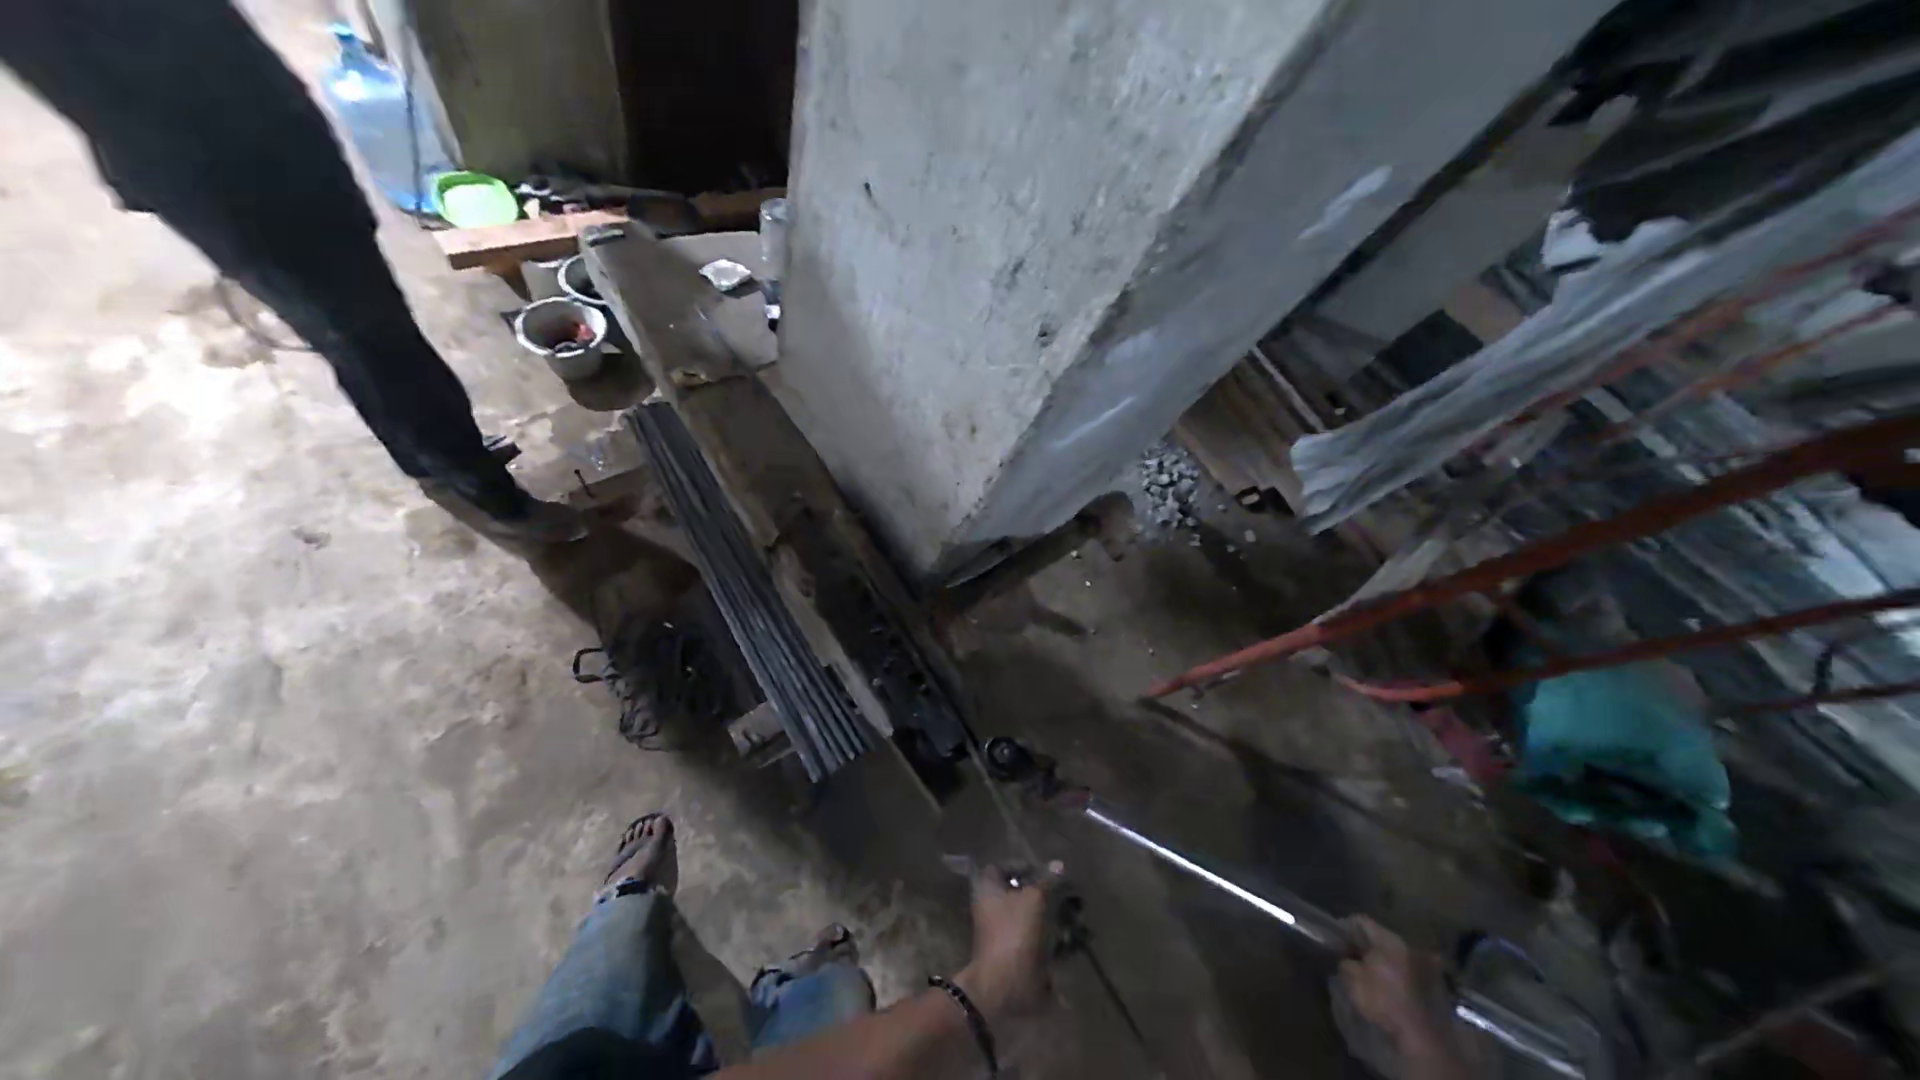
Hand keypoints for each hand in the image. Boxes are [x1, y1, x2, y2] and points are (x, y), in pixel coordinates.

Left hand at [954, 861, 1063, 1021]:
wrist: (1005, 985)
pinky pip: (1035, 938)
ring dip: (1051, 914)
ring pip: (1029, 916)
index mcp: (988, 890)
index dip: (1020, 865)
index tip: (1042, 872)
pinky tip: (1071, 938)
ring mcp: (1003, 933)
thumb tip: (1059, 865)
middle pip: (1017, 892)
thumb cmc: (1015, 932)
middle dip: (1042, 892)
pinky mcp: (1016, 954)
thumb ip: (1047, 880)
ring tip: (1073, 915)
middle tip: (1064, 892)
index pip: (999, 867)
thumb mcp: (1034, 898)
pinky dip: (1052, 937)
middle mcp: (991, 908)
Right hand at [1337, 915, 1451, 1052]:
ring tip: (1370, 973)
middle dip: (1365, 945)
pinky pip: (1408, 970)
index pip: (1361, 921)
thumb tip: (1348, 958)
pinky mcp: (1435, 985)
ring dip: (1382, 960)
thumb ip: (1346, 961)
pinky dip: (1396, 974)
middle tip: (1351, 957)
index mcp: (1390, 940)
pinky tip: (1388, 987)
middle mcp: (1410, 947)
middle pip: (1380, 937)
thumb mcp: (1352, 979)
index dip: (1344, 928)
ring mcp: (1425, 966)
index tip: (1335, 940)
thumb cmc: (1384, 1002)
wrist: (1422, 1038)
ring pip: (1396, 954)